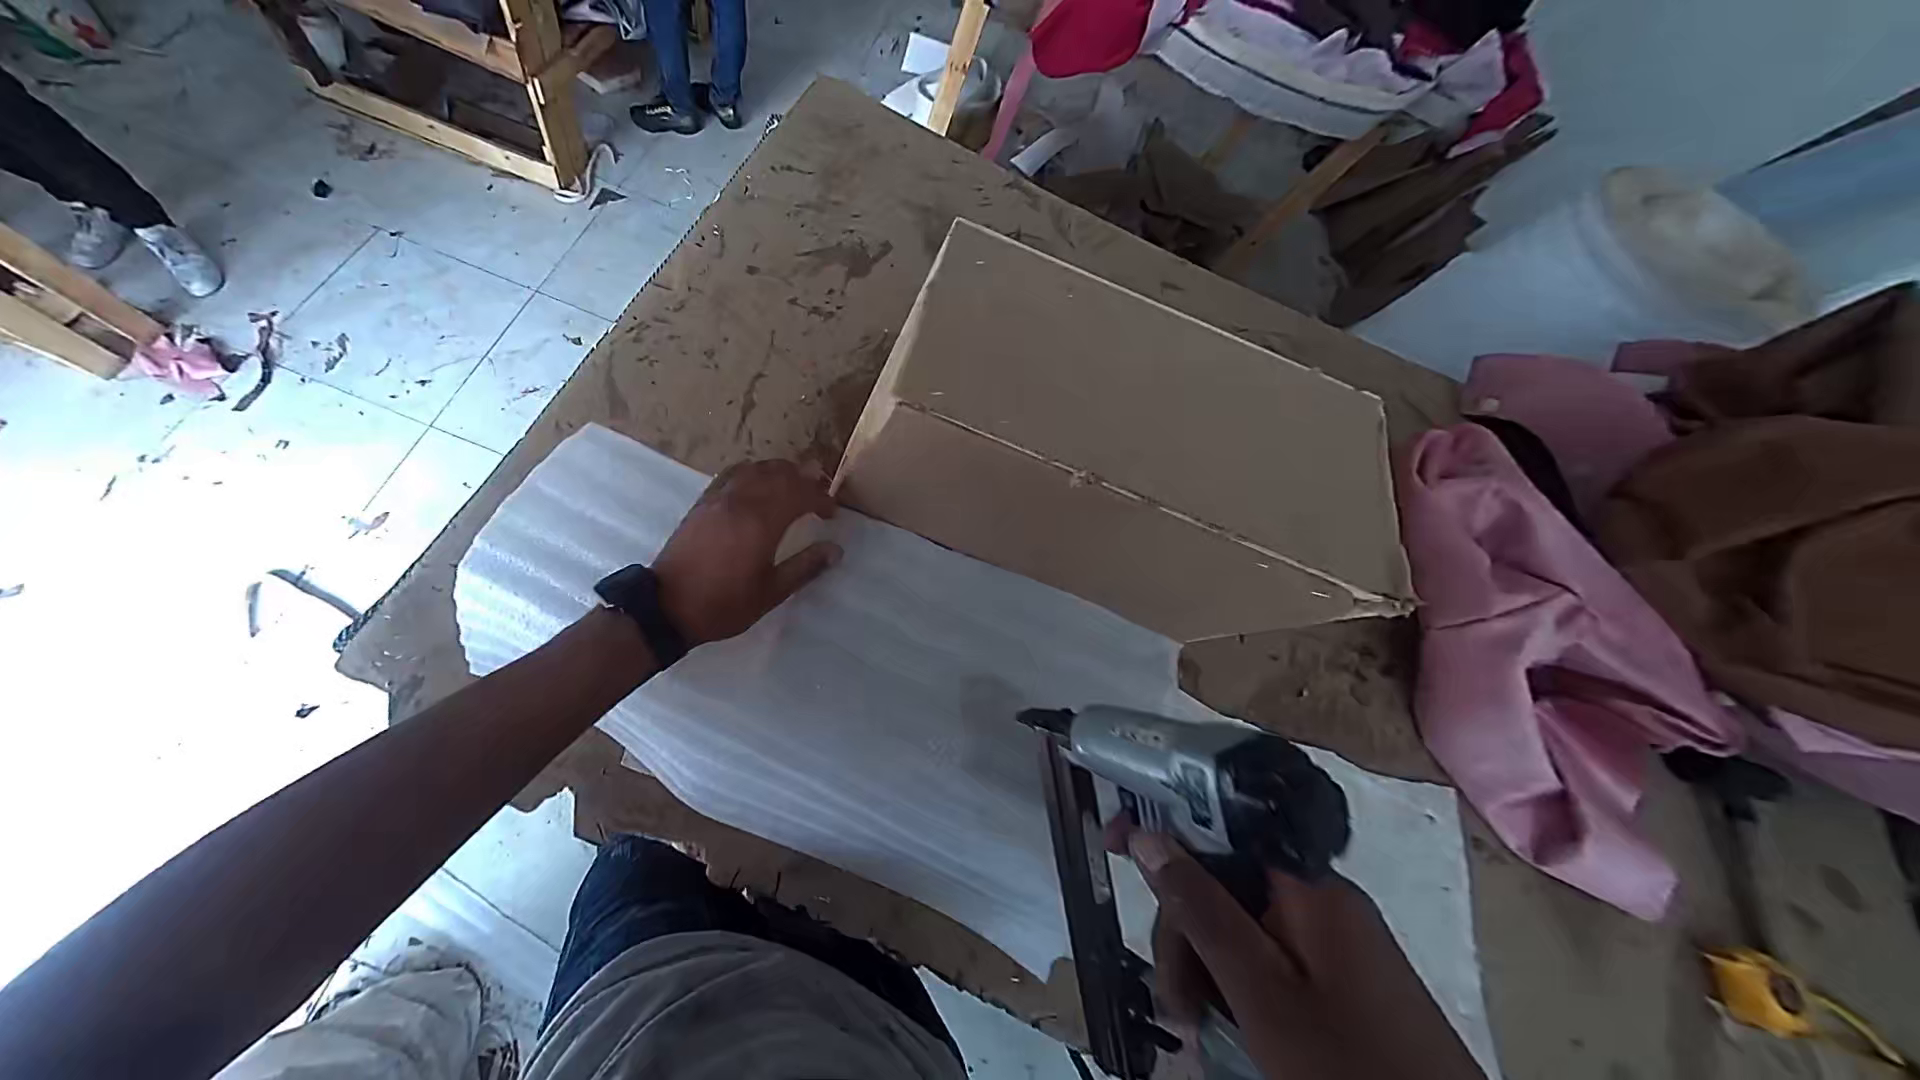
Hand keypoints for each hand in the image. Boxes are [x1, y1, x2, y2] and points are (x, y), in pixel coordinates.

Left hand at [653, 459, 842, 645]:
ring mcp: (719, 498)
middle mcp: (741, 501)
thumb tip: (835, 550)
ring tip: (793, 486)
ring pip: (756, 468)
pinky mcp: (703, 502)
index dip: (821, 499)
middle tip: (819, 494)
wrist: (667, 607)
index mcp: (762, 522)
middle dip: (806, 479)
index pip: (801, 493)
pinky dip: (753, 473)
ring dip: (781, 472)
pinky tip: (758, 485)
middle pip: (781, 473)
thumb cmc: (724, 603)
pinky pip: (733, 474)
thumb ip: (805, 566)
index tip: (831, 514)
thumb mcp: (772, 592)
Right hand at [1110, 820, 1484, 1079]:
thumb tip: (1149, 836)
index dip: (1166, 829)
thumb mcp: (1259, 992)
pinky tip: (1226, 1029)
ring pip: (1240, 928)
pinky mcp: (1336, 983)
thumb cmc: (1347, 1070)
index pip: (1222, 828)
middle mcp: (1320, 902)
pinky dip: (1236, 988)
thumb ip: (1201, 908)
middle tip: (1177, 1004)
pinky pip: (1267, 961)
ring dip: (1205, 969)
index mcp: (1309, 887)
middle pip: (1224, 886)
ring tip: (1199, 1031)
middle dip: (1185, 933)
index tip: (1115, 840)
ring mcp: (1331, 945)